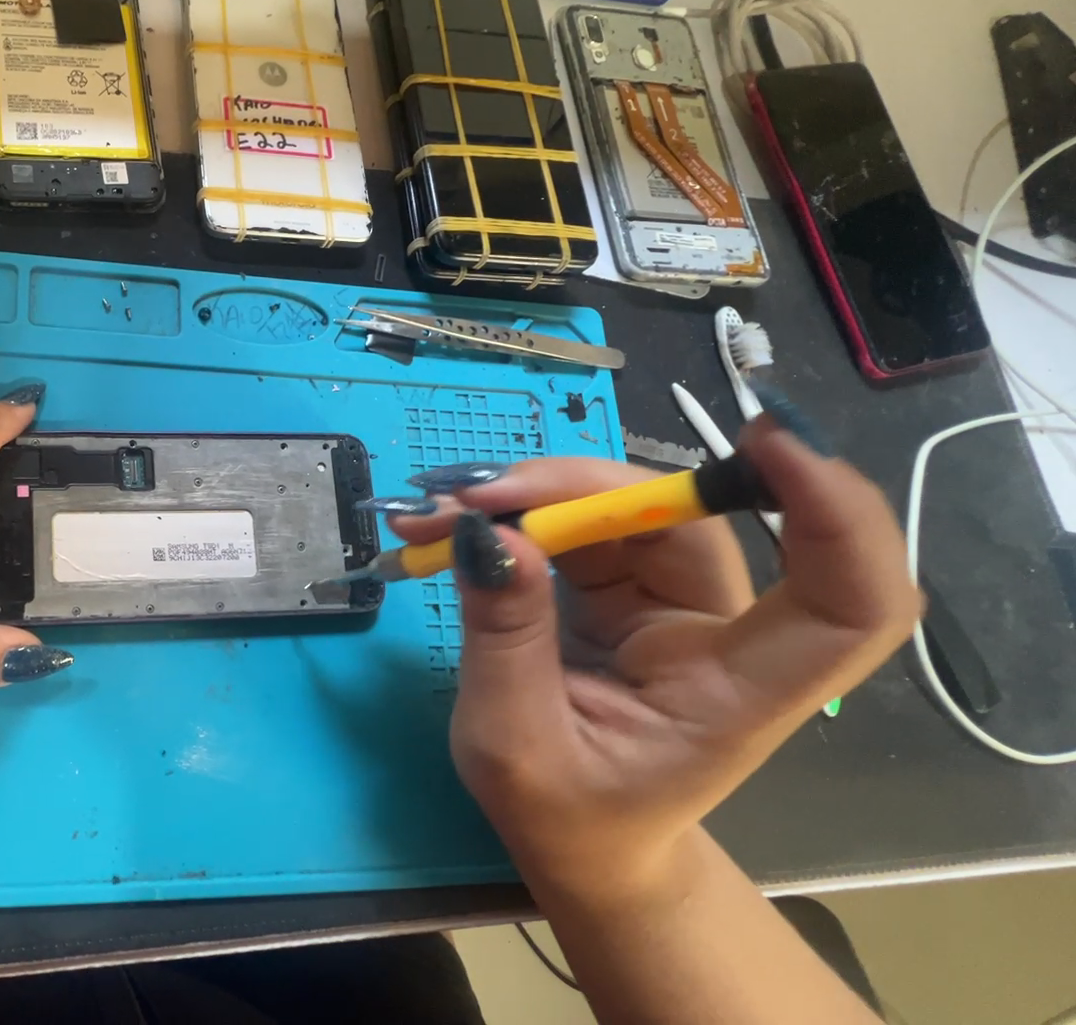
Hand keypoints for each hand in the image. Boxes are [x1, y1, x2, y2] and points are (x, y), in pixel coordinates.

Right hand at [393, 421, 920, 899]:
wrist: (577, 843)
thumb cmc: (562, 815)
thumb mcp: (513, 738)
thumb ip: (506, 637)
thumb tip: (487, 534)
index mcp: (732, 692)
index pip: (842, 602)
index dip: (831, 514)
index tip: (765, 438)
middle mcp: (715, 634)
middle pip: (687, 525)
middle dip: (579, 488)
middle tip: (474, 495)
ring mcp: (666, 609)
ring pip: (624, 516)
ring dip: (532, 497)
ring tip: (440, 510)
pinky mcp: (619, 597)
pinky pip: (578, 534)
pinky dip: (515, 519)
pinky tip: (454, 522)